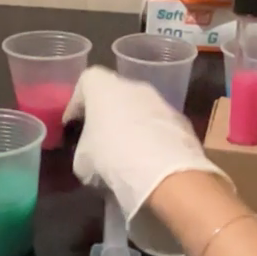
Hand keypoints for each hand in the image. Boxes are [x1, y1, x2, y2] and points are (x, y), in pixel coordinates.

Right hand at [64, 66, 230, 255]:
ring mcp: (161, 102)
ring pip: (140, 110)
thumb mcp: (82, 160)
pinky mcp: (182, 121)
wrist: (164, 174)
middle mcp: (134, 86)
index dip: (78, 103)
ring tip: (127, 153)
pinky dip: (153, 138)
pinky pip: (159, 127)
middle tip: (100, 138)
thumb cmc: (111, 158)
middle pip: (116, 94)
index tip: (74, 124)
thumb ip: (83, 148)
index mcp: (104, 86)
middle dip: (108, 114)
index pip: (86, 82)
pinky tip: (149, 160)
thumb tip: (91, 155)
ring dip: (132, 126)